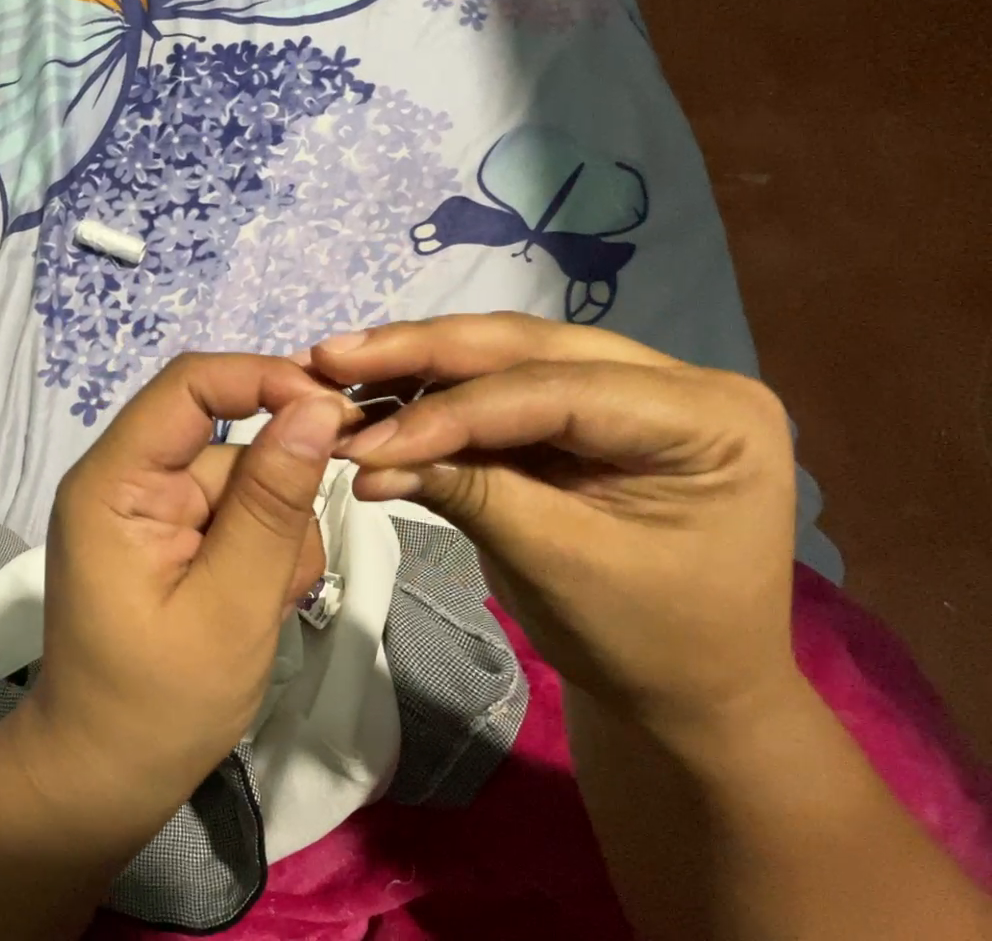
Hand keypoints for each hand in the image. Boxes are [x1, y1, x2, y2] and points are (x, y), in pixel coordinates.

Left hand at [19, 354, 353, 833]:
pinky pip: (237, 520)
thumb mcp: (231, 605)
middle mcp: (125, 481)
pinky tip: (254, 608)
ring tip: (260, 608)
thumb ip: (273, 505)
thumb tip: (315, 407)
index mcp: (113, 482)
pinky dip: (263, 557)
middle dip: (276, 501)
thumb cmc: (157, 702)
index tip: (336, 416)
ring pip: (245, 485)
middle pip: (228, 444)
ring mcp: (149, 513)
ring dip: (275, 539)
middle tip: (282, 578)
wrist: (107, 772)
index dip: (264, 379)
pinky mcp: (170, 541)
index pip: (188, 385)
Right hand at [306, 313, 800, 736]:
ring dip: (415, 365)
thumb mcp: (554, 562)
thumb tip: (362, 454)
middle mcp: (673, 382)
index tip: (358, 441)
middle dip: (418, 352)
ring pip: (501, 356)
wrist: (680, 687)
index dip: (447, 413)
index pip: (551, 391)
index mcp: (706, 418)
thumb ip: (465, 491)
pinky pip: (494, 390)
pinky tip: (373, 398)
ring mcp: (626, 391)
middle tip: (330, 355)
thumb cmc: (642, 636)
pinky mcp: (580, 414)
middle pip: (522, 348)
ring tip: (337, 369)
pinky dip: (429, 399)